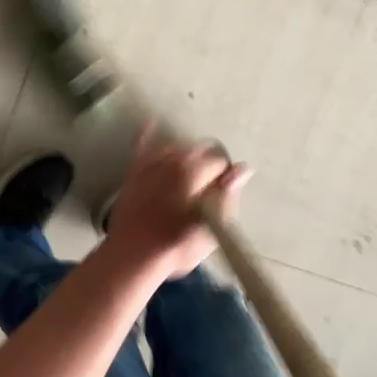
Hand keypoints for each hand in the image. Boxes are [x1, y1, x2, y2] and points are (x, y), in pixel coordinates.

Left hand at [103, 122, 251, 278]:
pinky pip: (143, 143)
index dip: (223, 180)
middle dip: (206, 164)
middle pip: (199, 149)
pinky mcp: (133, 170)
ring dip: (185, 155)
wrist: (133, 254)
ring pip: (175, 146)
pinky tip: (151, 122)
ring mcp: (151, 162)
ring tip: (186, 175)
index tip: (220, 197)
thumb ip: (228, 194)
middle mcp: (174, 157)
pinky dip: (149, 133)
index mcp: (196, 169)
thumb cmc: (178, 245)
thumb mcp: (213, 226)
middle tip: (204, 189)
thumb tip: (243, 169)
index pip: (220, 162)